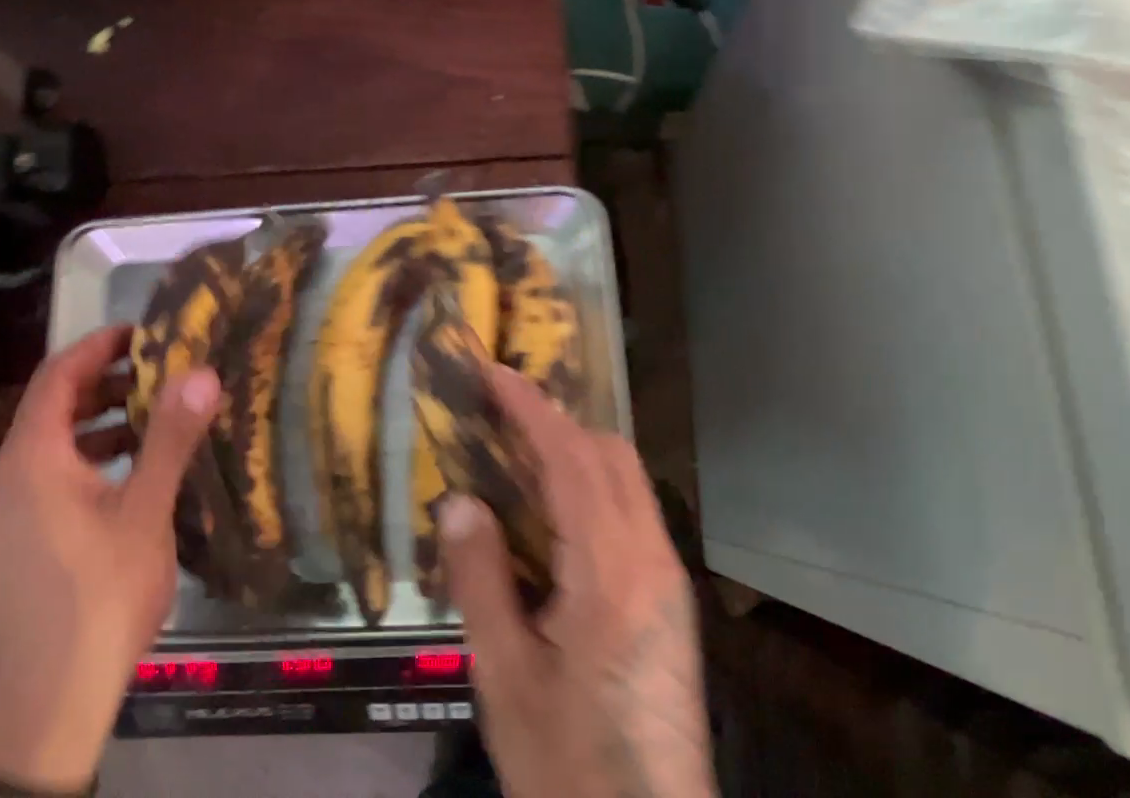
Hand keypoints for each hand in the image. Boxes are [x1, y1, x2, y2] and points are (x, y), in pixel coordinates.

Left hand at [0, 327, 219, 791]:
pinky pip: (53, 475)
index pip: (57, 375)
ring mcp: (10, 511)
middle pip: (53, 406)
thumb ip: (169, 439)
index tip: (145, 331)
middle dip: (106, 382)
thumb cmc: (101, 595)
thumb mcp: (145, 512)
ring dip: (102, 422)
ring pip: (54, 444)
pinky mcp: (20, 539)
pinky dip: (92, 458)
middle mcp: (10, 476)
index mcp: (32, 459)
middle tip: (162, 371)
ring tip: (156, 417)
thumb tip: (202, 371)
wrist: (53, 697)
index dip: (99, 345)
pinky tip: (134, 475)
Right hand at [440, 364, 715, 797]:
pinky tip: (551, 516)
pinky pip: (631, 518)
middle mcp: (652, 562)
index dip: (532, 409)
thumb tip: (460, 500)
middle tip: (498, 414)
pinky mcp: (669, 606)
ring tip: (515, 454)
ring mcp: (668, 583)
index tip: (495, 373)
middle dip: (557, 423)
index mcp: (611, 572)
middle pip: (612, 458)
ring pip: (627, 485)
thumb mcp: (504, 672)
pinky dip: (591, 492)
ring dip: (575, 455)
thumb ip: (481, 579)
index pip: (572, 460)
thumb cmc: (565, 756)